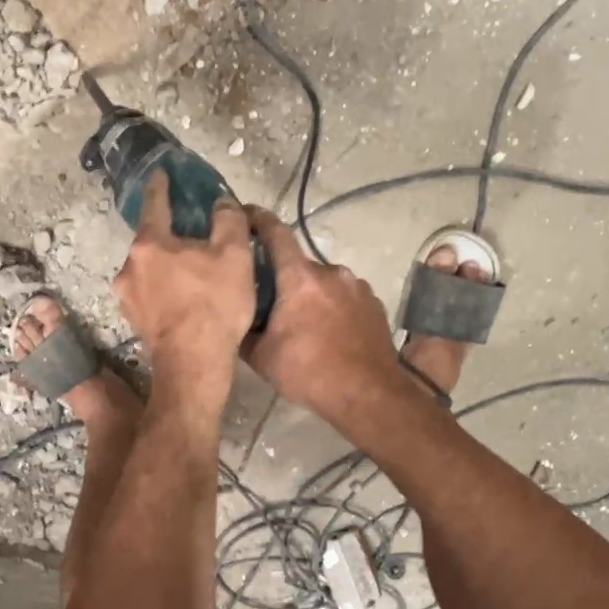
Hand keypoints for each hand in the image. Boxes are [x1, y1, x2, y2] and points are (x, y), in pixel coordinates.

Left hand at [112, 174, 256, 404]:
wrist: (194, 364)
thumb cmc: (214, 304)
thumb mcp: (234, 255)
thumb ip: (228, 220)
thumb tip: (221, 205)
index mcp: (149, 243)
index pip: (154, 203)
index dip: (161, 186)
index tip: (161, 173)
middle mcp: (129, 266)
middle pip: (151, 240)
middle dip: (171, 235)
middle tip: (196, 235)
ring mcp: (127, 296)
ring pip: (150, 269)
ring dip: (168, 265)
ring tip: (195, 271)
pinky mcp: (133, 320)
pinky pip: (150, 292)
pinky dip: (165, 288)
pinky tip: (186, 297)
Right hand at [240, 207, 403, 420]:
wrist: (368, 395)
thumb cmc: (309, 372)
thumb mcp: (261, 356)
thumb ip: (244, 328)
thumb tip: (233, 316)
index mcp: (299, 277)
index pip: (276, 233)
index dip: (258, 219)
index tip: (244, 212)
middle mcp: (331, 272)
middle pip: (298, 265)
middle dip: (283, 279)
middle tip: (270, 303)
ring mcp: (357, 287)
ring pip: (322, 283)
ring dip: (309, 296)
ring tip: (301, 325)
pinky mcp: (374, 304)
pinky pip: (343, 298)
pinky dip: (331, 308)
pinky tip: (326, 334)